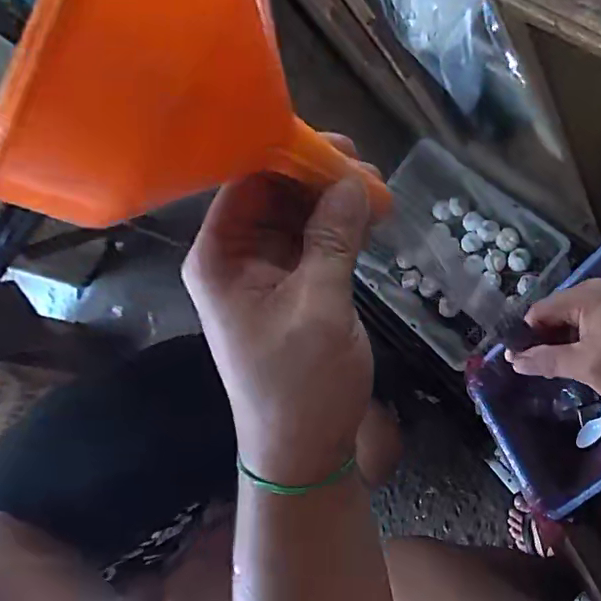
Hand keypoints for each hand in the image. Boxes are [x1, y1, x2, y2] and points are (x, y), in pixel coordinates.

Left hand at [183, 136, 382, 484]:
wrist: (305, 452)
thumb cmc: (301, 383)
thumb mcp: (320, 307)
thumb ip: (333, 241)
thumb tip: (354, 183)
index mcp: (221, 257)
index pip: (245, 183)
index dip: (288, 157)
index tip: (340, 148)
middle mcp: (237, 259)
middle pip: (272, 197)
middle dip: (319, 180)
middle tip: (370, 173)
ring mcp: (267, 277)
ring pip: (298, 221)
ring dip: (335, 205)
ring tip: (380, 195)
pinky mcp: (295, 294)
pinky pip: (315, 248)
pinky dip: (341, 234)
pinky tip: (371, 222)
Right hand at [505, 280, 600, 412]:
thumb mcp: (585, 366)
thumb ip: (547, 360)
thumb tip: (514, 359)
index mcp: (585, 295)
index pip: (539, 311)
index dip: (525, 337)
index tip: (516, 363)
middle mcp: (599, 291)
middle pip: (557, 314)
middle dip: (545, 341)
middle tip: (535, 372)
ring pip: (576, 322)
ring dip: (565, 345)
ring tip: (557, 372)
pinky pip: (594, 326)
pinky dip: (584, 343)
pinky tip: (584, 365)